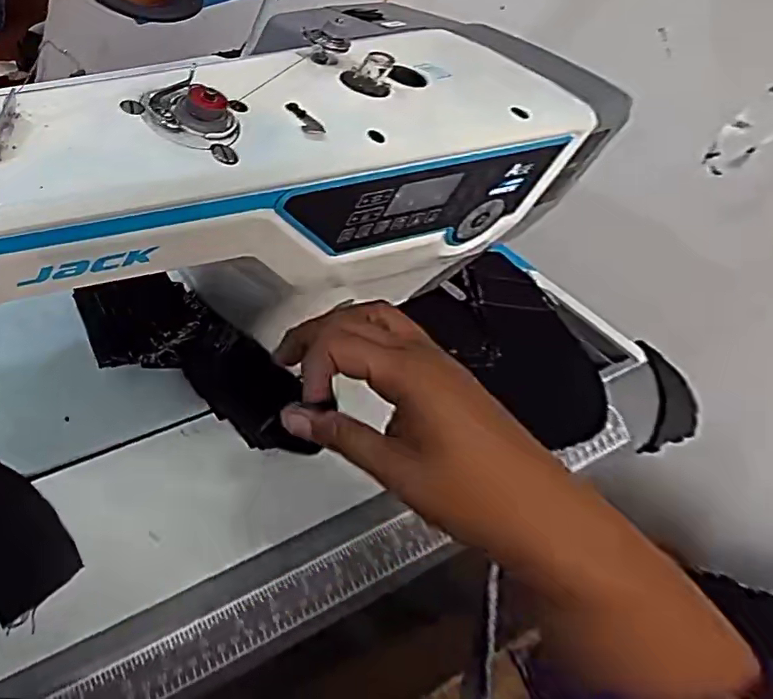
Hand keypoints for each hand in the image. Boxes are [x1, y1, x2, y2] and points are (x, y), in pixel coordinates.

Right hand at [272, 300, 593, 567]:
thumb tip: (295, 416)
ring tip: (313, 352)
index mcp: (414, 375)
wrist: (561, 531)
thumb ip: (337, 435)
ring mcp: (448, 371)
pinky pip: (401, 338)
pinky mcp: (456, 385)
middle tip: (287, 358)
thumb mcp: (396, 470)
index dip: (309, 368)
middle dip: (311, 333)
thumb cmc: (494, 503)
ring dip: (339, 328)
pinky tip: (356, 368)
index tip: (307, 401)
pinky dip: (365, 340)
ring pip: (380, 319)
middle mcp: (432, 363)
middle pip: (355, 318)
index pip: (337, 343)